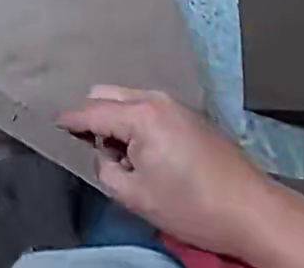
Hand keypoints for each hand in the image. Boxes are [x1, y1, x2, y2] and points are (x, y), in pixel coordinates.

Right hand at [59, 87, 303, 267]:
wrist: (252, 210)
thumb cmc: (192, 206)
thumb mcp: (138, 197)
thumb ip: (106, 171)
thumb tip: (99, 156)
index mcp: (140, 114)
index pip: (92, 110)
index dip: (69, 120)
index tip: (50, 125)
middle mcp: (155, 98)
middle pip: (107, 93)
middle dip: (93, 116)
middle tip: (91, 148)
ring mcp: (174, 102)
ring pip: (127, 98)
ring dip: (115, 118)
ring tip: (120, 155)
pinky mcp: (188, 113)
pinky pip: (147, 106)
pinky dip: (135, 120)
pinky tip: (144, 151)